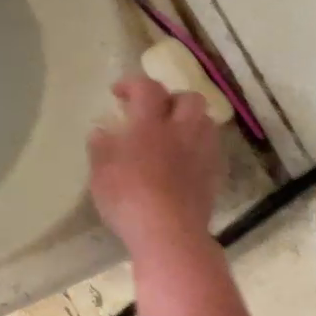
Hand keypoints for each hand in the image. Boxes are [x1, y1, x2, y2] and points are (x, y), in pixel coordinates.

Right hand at [88, 75, 222, 249]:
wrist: (169, 231)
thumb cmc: (127, 199)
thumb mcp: (100, 174)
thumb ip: (101, 148)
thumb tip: (101, 131)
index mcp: (150, 126)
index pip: (147, 89)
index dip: (132, 84)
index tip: (117, 91)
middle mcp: (181, 131)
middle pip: (188, 98)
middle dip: (170, 99)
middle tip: (152, 112)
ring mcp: (203, 151)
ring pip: (204, 120)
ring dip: (187, 120)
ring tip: (170, 134)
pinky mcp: (214, 172)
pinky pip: (209, 146)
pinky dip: (196, 144)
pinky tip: (182, 160)